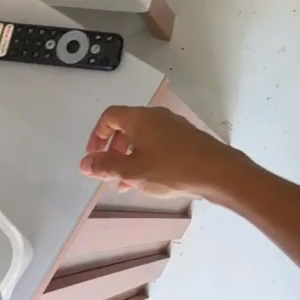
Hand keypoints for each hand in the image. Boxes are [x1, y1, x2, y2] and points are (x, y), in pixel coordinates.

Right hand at [79, 105, 252, 198]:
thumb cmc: (170, 168)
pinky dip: (145, 157)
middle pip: (126, 125)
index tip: (93, 157)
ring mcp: (172, 125)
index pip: (110, 116)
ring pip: (142, 137)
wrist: (215, 169)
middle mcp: (155, 116)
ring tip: (124, 183)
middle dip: (113, 149)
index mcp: (140, 118)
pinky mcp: (184, 137)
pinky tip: (146, 180)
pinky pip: (157, 143)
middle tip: (108, 171)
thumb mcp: (132, 171)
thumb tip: (85, 162)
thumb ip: (106, 166)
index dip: (97, 135)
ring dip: (129, 157)